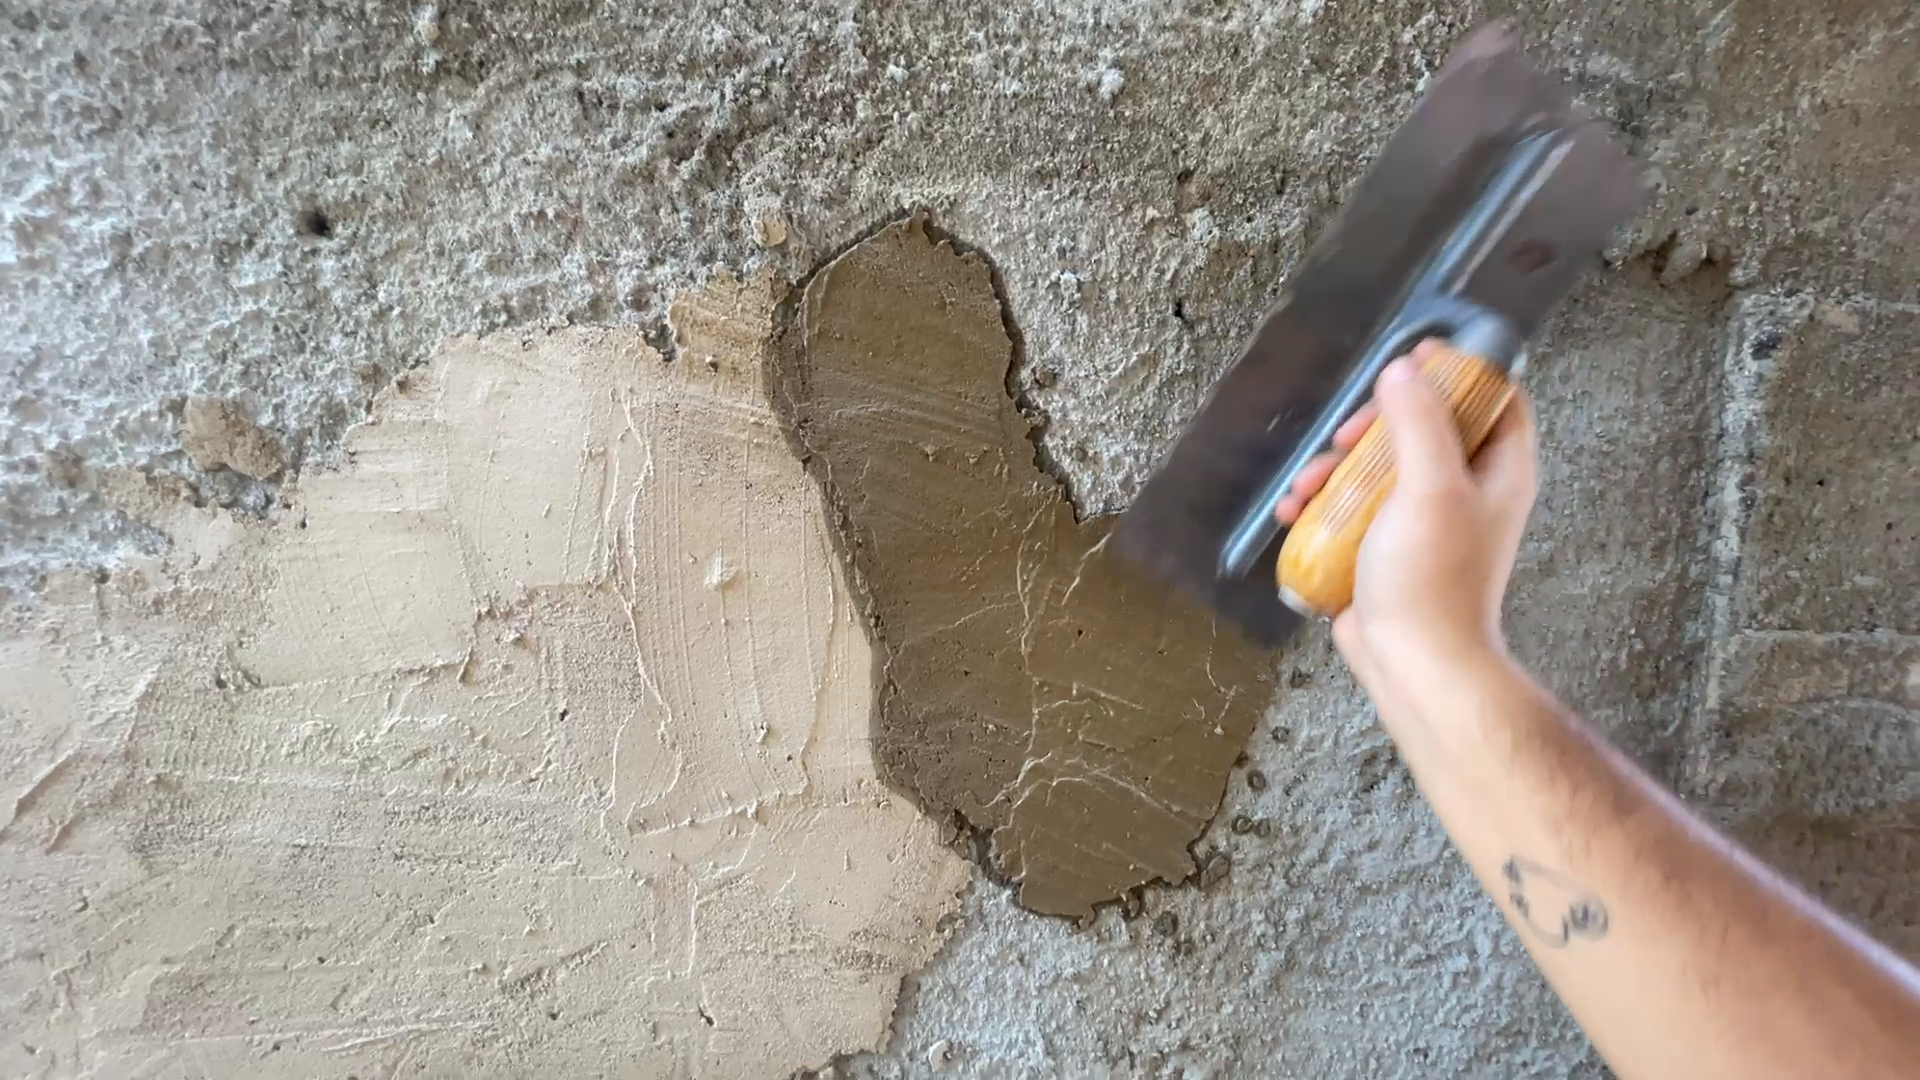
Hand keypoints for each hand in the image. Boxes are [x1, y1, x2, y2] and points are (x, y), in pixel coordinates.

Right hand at [1274, 339, 1538, 679]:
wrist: (1412, 659)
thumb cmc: (1431, 576)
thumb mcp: (1428, 490)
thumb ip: (1417, 425)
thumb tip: (1403, 371)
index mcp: (1498, 470)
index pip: (1494, 400)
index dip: (1457, 374)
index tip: (1411, 361)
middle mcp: (1465, 490)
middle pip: (1422, 431)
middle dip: (1374, 428)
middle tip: (1344, 438)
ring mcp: (1422, 520)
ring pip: (1378, 469)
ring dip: (1334, 469)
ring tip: (1303, 487)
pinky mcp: (1384, 545)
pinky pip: (1354, 506)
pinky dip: (1323, 503)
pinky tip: (1293, 513)